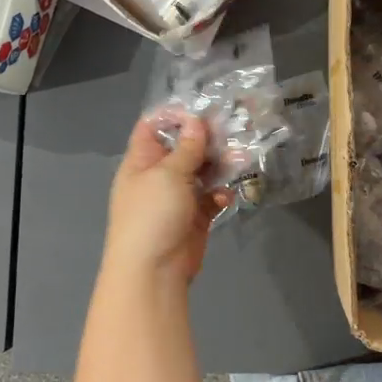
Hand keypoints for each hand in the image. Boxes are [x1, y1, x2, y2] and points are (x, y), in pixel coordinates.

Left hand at [105, 112, 231, 284]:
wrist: (153, 271)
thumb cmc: (152, 215)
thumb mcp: (168, 174)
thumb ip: (187, 148)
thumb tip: (196, 121)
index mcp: (141, 162)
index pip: (152, 128)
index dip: (174, 116)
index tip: (202, 109)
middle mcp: (158, 177)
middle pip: (183, 149)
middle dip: (207, 140)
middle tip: (234, 130)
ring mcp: (177, 198)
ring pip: (202, 173)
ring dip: (220, 166)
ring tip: (240, 158)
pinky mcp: (195, 217)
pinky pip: (211, 198)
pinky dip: (220, 194)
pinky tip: (226, 196)